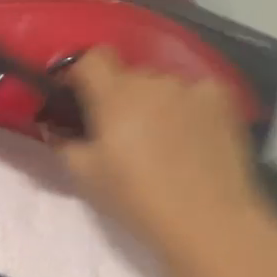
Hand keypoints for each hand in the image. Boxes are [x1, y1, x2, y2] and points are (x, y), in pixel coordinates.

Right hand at [57, 47, 270, 257]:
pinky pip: (193, 92)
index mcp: (115, 96)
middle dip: (117, 95)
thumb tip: (53, 126)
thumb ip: (63, 143)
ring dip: (151, 101)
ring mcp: (192, 88)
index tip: (74, 96)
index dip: (79, 72)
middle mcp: (154, 81)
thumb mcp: (84, 175)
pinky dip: (184, 105)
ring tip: (155, 137)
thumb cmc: (134, 197)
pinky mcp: (223, 100)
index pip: (91, 59)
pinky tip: (187, 133)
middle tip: (115, 130)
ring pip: (160, 84)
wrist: (206, 218)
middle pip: (127, 74)